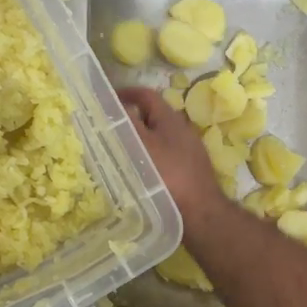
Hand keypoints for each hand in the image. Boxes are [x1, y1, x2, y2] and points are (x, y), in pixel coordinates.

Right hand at [118, 86, 227, 223]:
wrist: (199, 212)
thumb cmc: (167, 175)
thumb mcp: (141, 146)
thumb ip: (128, 123)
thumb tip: (116, 105)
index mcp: (170, 119)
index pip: (147, 95)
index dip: (126, 93)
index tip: (106, 101)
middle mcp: (182, 130)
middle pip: (153, 115)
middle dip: (131, 118)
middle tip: (108, 129)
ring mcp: (188, 150)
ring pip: (158, 136)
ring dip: (140, 139)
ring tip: (119, 151)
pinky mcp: (189, 169)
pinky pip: (164, 154)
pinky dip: (149, 156)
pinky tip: (139, 172)